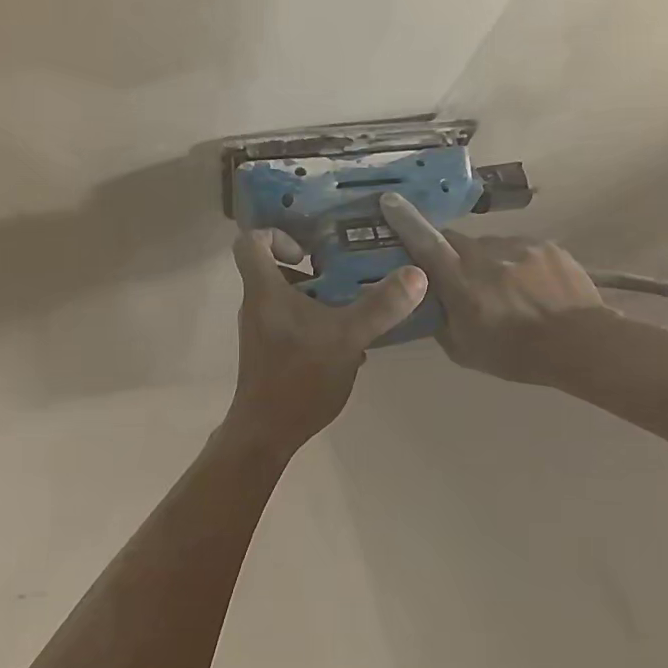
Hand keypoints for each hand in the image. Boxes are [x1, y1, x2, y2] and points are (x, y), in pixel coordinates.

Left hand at [224, 227, 428, 446]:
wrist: (268, 432)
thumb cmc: (300, 377)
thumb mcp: (348, 337)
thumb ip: (381, 306)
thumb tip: (416, 273)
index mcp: (264, 291)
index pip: (251, 242)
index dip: (277, 235)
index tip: (310, 250)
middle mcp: (257, 305)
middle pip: (276, 269)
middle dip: (315, 268)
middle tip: (349, 273)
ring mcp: (263, 330)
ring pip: (289, 299)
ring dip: (322, 299)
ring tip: (357, 309)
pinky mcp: (271, 352)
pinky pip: (294, 323)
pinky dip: (319, 324)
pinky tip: (350, 344)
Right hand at [379, 192, 611, 385]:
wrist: (581, 344)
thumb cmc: (515, 354)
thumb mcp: (463, 350)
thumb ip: (440, 322)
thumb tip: (431, 304)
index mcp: (460, 279)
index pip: (424, 241)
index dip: (404, 220)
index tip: (390, 200)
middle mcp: (485, 253)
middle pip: (455, 241)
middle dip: (451, 255)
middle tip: (461, 281)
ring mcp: (518, 245)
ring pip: (489, 247)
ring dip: (488, 263)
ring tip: (506, 292)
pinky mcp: (545, 245)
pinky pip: (519, 249)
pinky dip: (516, 265)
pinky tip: (531, 289)